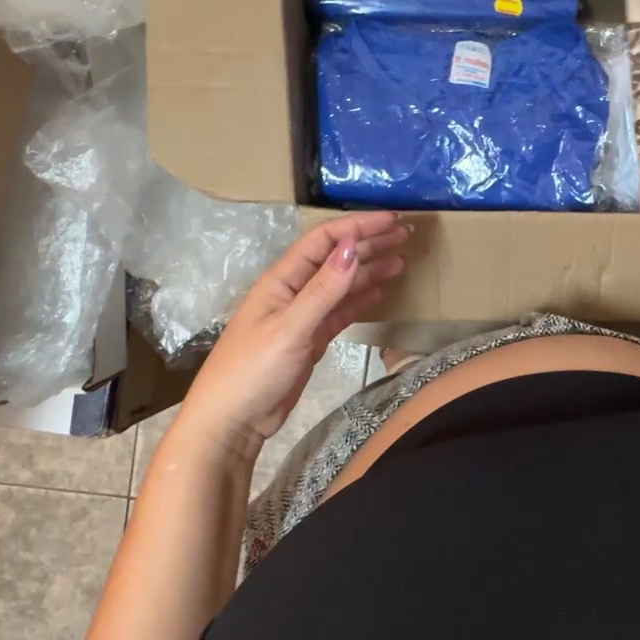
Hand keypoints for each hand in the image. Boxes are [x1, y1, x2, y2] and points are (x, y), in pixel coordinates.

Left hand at [174, 211, 408, 454]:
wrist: (233, 420)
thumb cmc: (253, 371)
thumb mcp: (291, 328)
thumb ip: (324, 290)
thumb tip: (353, 248)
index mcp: (282, 281)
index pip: (324, 241)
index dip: (359, 227)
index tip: (393, 220)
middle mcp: (293, 292)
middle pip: (336, 259)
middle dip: (370, 243)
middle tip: (407, 235)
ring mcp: (302, 317)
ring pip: (342, 285)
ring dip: (370, 270)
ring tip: (402, 260)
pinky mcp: (310, 340)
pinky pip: (341, 311)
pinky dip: (361, 299)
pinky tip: (380, 291)